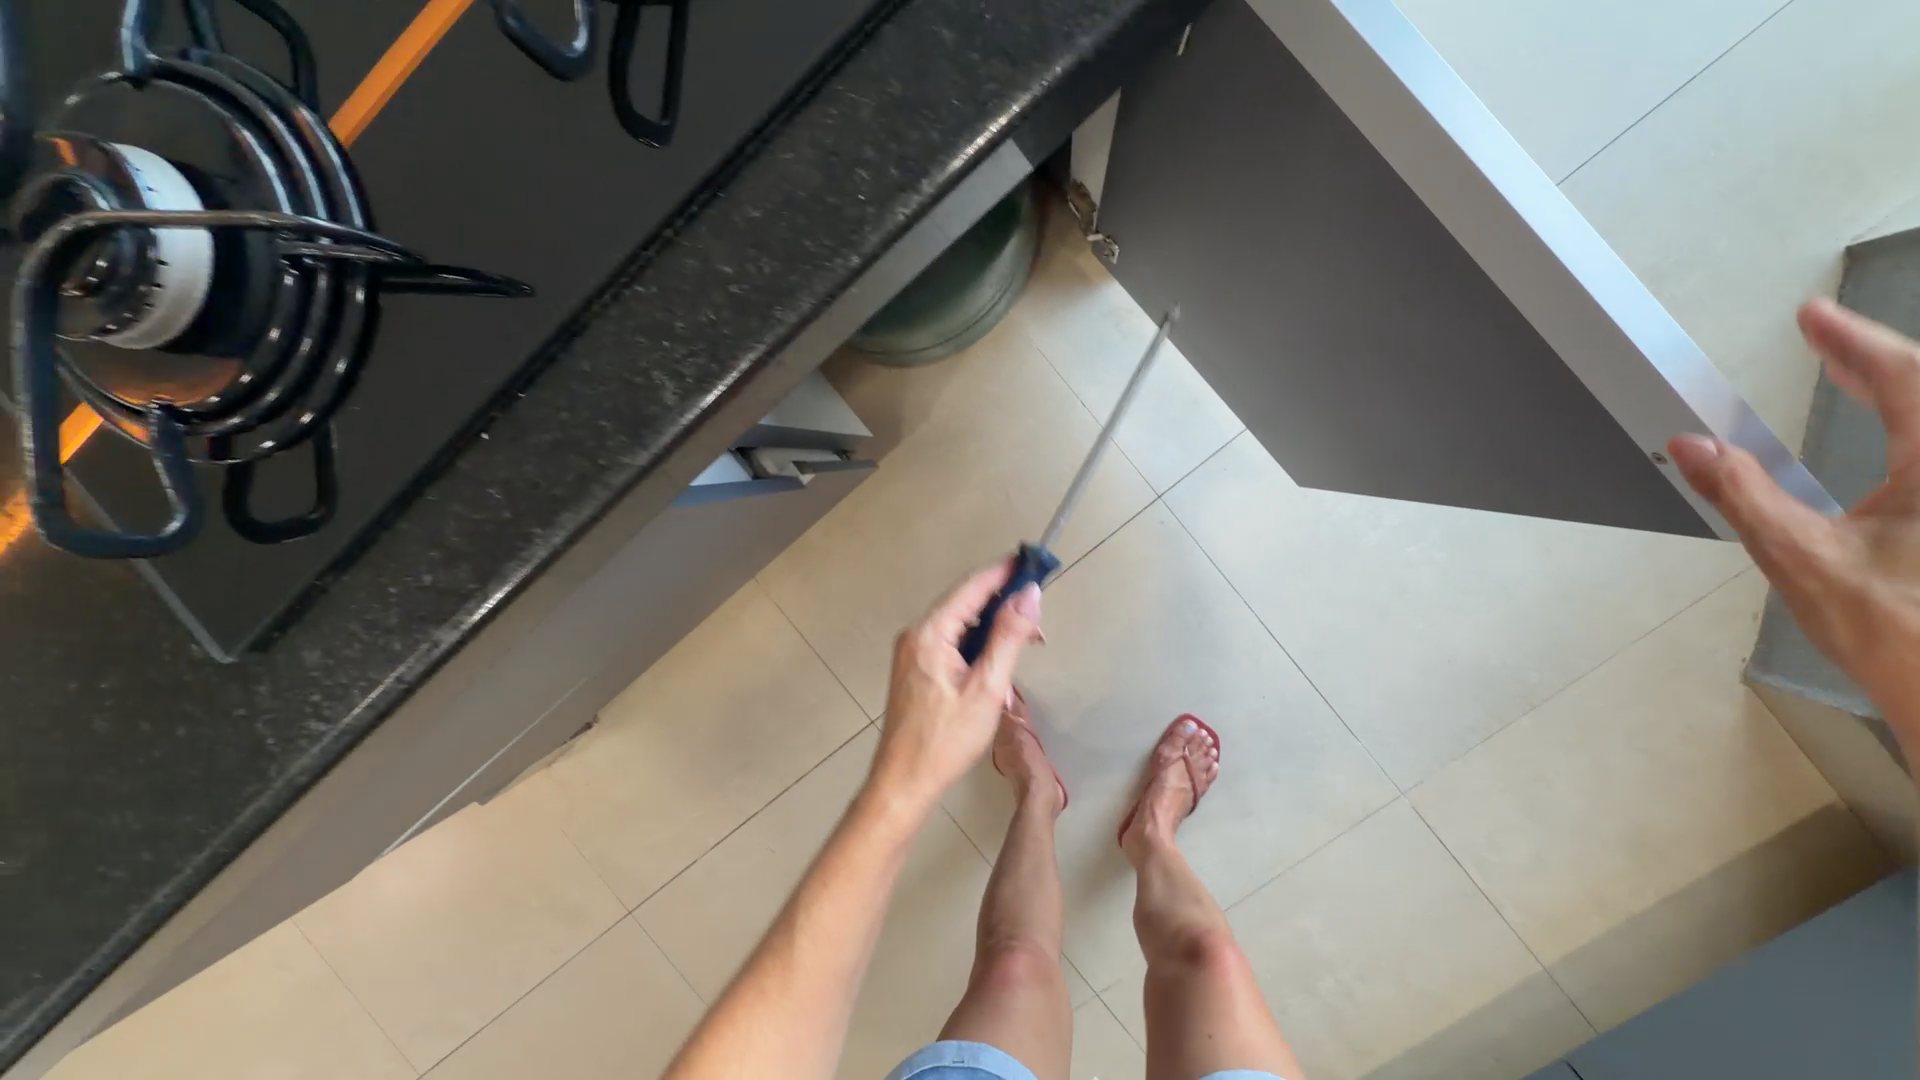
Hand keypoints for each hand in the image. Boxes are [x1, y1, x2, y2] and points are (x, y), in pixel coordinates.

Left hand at [868, 559, 1044, 810]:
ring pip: (960, 624)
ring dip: (993, 628)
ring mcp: (912, 651)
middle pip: (965, 602)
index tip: (1034, 562)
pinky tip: (998, 662)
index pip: (972, 586)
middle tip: (1038, 616)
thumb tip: (1030, 594)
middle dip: (1003, 603)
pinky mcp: (915, 668)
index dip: (1004, 572)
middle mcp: (916, 634)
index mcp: (929, 632)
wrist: (904, 782)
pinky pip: (951, 642)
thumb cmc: (946, 740)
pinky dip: (978, 645)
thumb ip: (1009, 636)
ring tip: (1026, 640)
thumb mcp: (987, 687)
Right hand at [1668, 298, 1919, 756]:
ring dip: (1907, 394)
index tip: (1814, 316)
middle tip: (1833, 342)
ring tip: (1867, 378)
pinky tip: (1901, 436)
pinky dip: (1917, 427)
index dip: (1853, 341)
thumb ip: (1744, 493)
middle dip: (1882, 361)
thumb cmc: (1901, 634)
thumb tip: (1693, 446)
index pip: (1905, 378)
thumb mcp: (1802, 558)